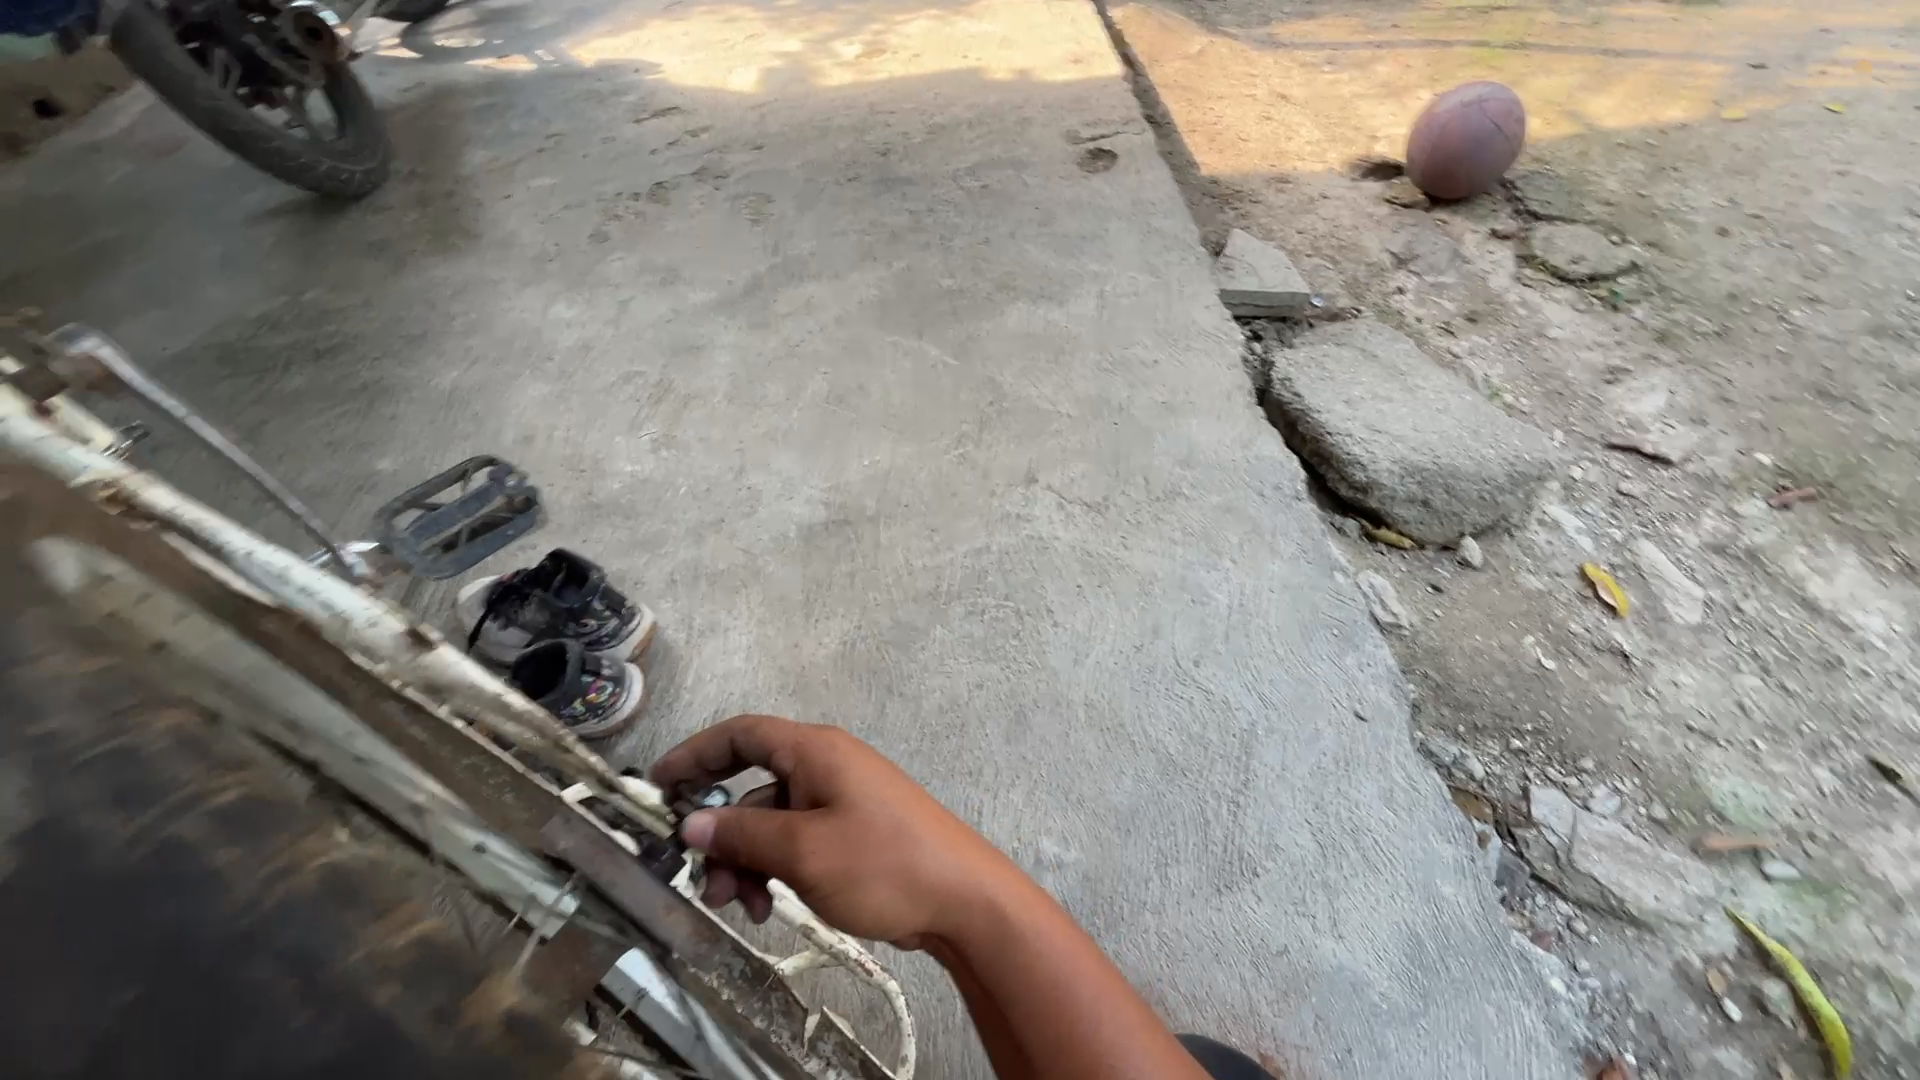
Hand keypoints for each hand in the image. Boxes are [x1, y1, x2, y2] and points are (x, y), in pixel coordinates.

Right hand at [648, 714, 1014, 947]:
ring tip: (743, 908)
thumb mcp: (804, 851)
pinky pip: (796, 841)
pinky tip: (770, 909)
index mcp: (815, 751)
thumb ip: (744, 835)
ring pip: (771, 822)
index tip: (658, 785)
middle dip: (722, 833)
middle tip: (701, 877)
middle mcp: (824, 766)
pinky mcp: (849, 833)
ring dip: (747, 862)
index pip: (742, 734)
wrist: (961, 898)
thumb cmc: (883, 862)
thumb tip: (691, 821)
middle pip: (752, 787)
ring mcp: (839, 800)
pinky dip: (775, 870)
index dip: (696, 754)